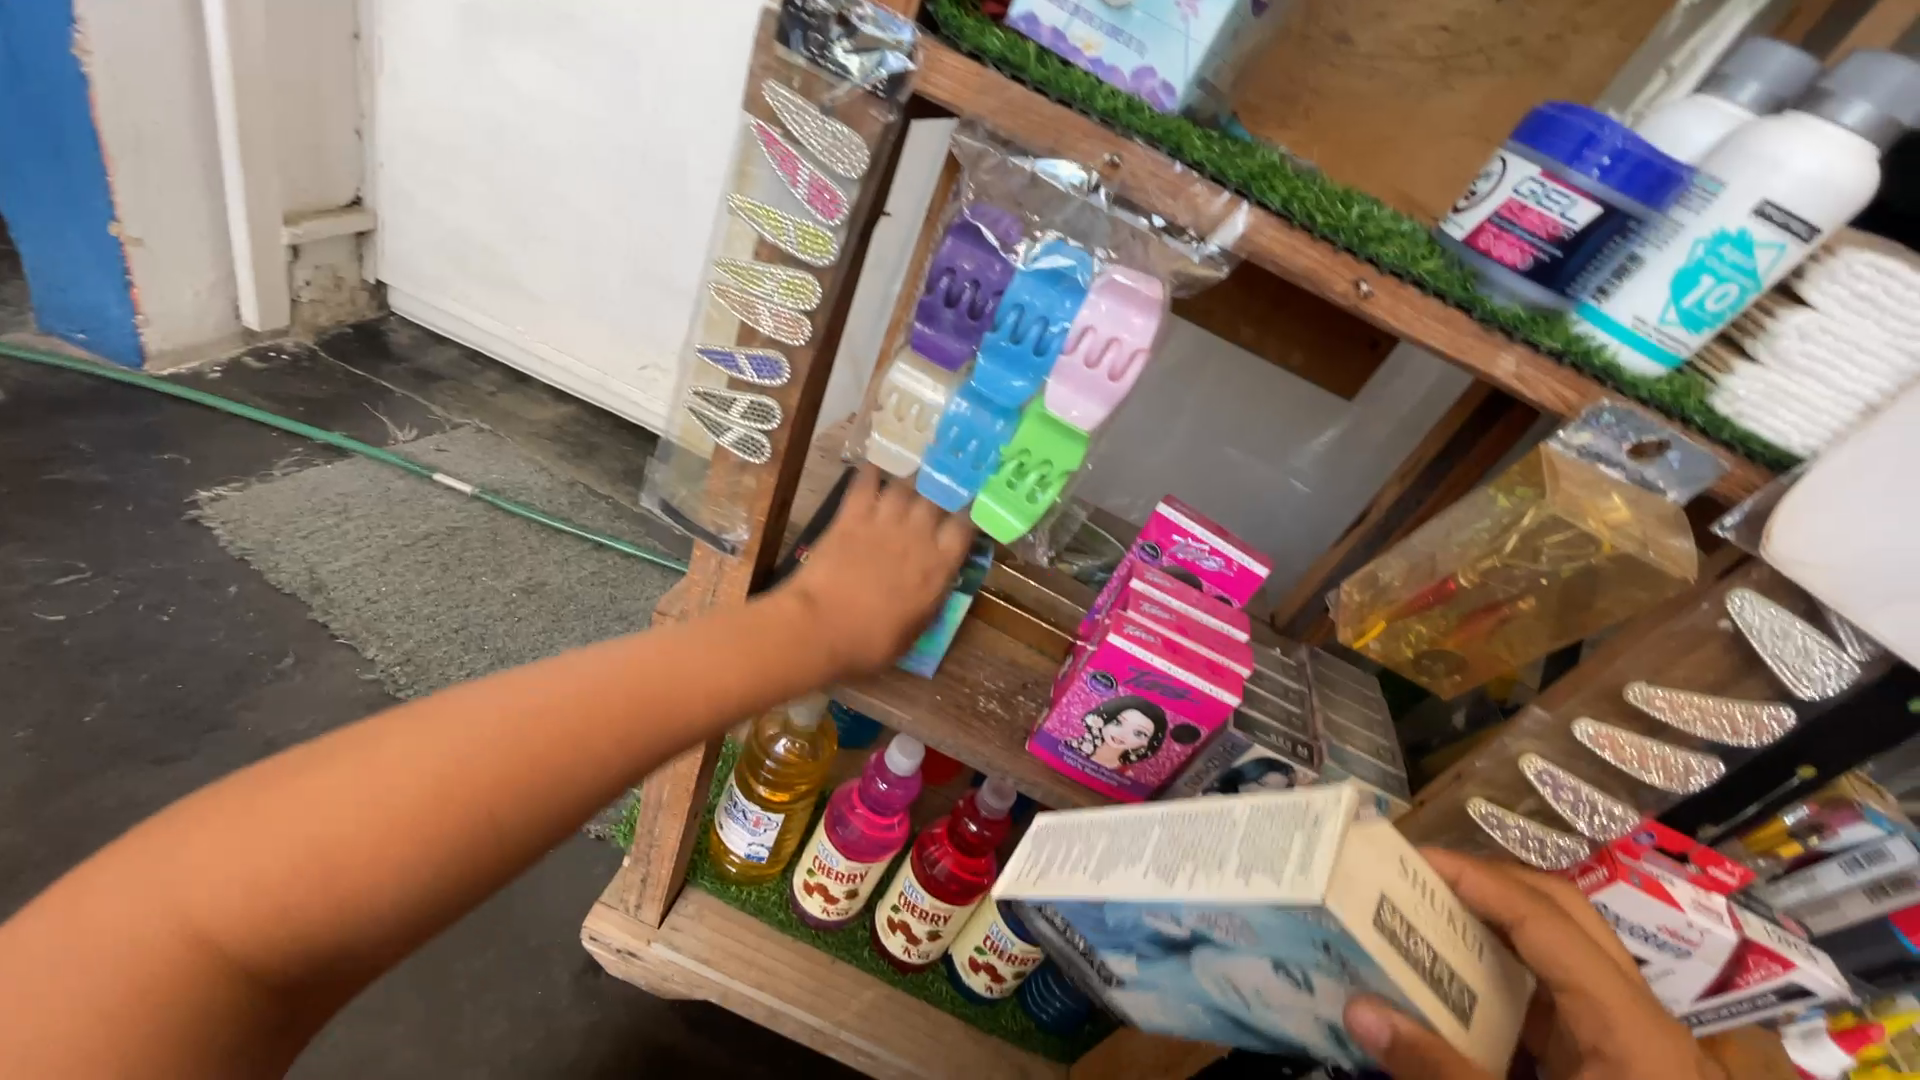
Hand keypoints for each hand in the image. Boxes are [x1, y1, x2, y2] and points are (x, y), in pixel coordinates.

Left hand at [778, 465, 974, 677]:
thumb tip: (938, 584)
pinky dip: (872, 470)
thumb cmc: (868, 643)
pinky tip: (876, 461)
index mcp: (938, 569)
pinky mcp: (851, 517)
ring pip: (906, 485)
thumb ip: (929, 602)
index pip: (965, 528)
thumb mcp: (914, 632)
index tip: (970, 509)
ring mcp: (883, 523)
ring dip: (913, 475)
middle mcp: (917, 537)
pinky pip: (866, 484)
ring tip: (917, 466)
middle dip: (944, 486)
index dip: (969, 515)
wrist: (818, 628)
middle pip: (938, 498)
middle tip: (946, 477)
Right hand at [1344, 849, 1725, 1079]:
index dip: (1477, 878)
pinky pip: (1548, 999)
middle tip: (1413, 875)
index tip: (1408, 858)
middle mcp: (1636, 1019)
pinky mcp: (1609, 1067)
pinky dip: (1496, 978)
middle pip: (1562, 915)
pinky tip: (1447, 986)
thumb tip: (1358, 1009)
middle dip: (1485, 884)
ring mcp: (1626, 1043)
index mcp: (1631, 1027)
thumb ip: (1441, 1072)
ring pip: (1556, 953)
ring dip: (1487, 926)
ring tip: (1419, 914)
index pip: (1545, 918)